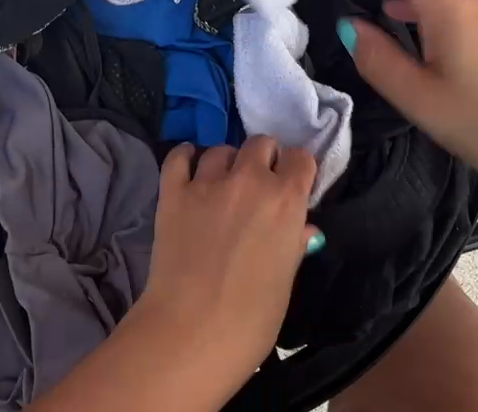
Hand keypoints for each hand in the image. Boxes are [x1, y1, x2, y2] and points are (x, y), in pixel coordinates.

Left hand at [132, 138, 316, 382]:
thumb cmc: (250, 320)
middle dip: (264, 159)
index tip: (292, 184)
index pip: (300, 158)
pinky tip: (189, 165)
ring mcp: (208, 183)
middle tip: (258, 185)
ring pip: (222, 149)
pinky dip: (186, 157)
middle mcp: (249, 180)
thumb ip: (294, 246)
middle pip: (261, 144)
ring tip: (222, 184)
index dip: (297, 169)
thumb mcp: (285, 282)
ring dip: (227, 162)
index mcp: (285, 200)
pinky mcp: (173, 192)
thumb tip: (304, 229)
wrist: (191, 333)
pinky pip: (179, 157)